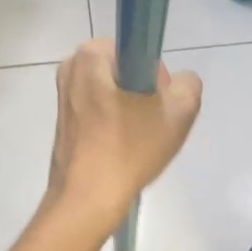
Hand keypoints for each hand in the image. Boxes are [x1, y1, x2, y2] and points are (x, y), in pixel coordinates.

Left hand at [42, 39, 202, 231]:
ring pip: (113, 93)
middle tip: (152, 126)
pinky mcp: (63, 121)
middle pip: (125, 71)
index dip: (156, 77)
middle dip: (143, 94)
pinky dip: (114, 125)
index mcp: (89, 55)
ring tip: (138, 141)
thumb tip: (178, 83)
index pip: (138, 51)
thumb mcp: (180, 112)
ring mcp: (63, 96)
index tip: (157, 105)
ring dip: (130, 112)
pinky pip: (100, 111)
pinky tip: (123, 149)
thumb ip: (189, 84)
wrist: (87, 200)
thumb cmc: (129, 149)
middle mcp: (70, 68)